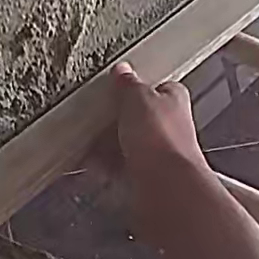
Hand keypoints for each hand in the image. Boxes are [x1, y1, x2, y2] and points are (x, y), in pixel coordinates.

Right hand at [106, 62, 217, 243]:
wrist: (166, 187)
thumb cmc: (159, 137)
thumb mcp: (137, 98)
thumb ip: (128, 85)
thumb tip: (122, 71)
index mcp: (173, 100)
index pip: (153, 88)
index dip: (132, 90)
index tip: (109, 91)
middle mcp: (169, 128)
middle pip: (137, 120)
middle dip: (114, 121)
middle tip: (91, 119)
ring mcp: (157, 156)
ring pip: (126, 147)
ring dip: (106, 146)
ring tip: (84, 144)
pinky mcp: (145, 181)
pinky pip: (119, 170)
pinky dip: (104, 168)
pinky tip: (90, 165)